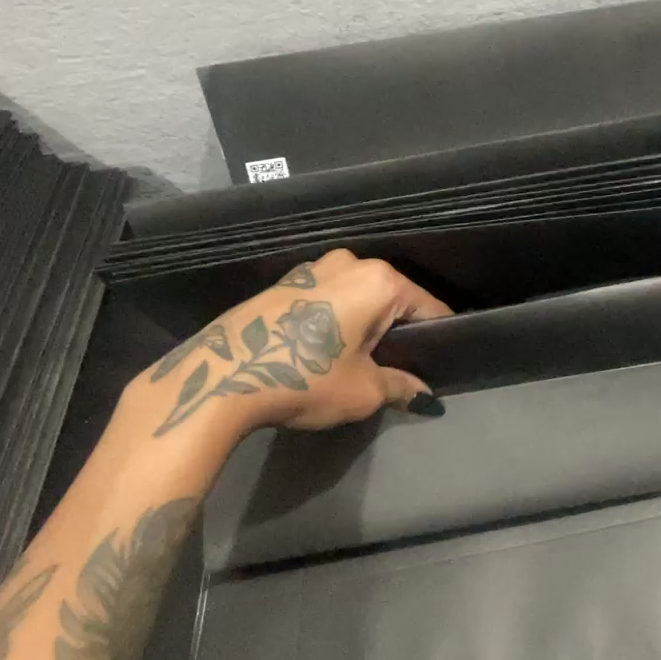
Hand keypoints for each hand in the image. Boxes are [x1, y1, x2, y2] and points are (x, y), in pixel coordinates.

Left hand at [132, 250, 452, 443]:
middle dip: (399, 330)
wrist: (219, 376)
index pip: (429, 307)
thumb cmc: (305, 378)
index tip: (440, 362)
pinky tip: (325, 350)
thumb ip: (402, 387)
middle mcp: (351, 262)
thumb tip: (427, 396)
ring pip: (358, 296)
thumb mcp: (363, 392)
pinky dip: (336, 319)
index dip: (439, 337)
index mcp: (380, 281)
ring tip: (359, 361)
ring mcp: (314, 268)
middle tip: (398, 367)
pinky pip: (329, 297)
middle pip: (393, 298)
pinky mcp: (286, 281)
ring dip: (365, 323)